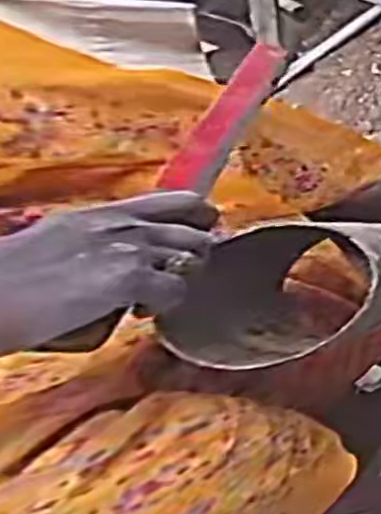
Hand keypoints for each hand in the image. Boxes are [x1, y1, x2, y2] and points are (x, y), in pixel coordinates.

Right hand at [0, 192, 216, 352]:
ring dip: (180, 279)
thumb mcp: (47, 245)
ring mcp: (130, 250)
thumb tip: (122, 256)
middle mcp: (122, 226)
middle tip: (169, 276)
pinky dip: (166, 304)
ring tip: (148, 297)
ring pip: (193, 260)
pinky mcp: (129, 278)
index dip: (200, 219)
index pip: (182, 201)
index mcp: (100, 215)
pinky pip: (177, 290)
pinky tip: (140, 311)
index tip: (189, 238)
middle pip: (199, 233)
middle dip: (194, 256)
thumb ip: (92, 243)